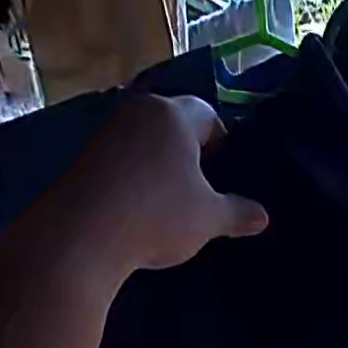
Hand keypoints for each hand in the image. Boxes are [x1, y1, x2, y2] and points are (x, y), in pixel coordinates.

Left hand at [14, 93, 267, 297]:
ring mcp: (108, 133)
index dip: (224, 143)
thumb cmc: (159, 215)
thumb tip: (263, 216)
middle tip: (208, 191)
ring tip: (177, 204)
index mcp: (173, 116)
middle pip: (176, 126)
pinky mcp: (87, 157)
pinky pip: (127, 160)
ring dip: (166, 168)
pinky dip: (141, 179)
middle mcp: (139, 112)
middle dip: (195, 155)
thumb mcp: (210, 219)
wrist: (84, 235)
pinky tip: (146, 209)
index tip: (229, 174)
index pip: (209, 115)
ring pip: (150, 143)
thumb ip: (239, 213)